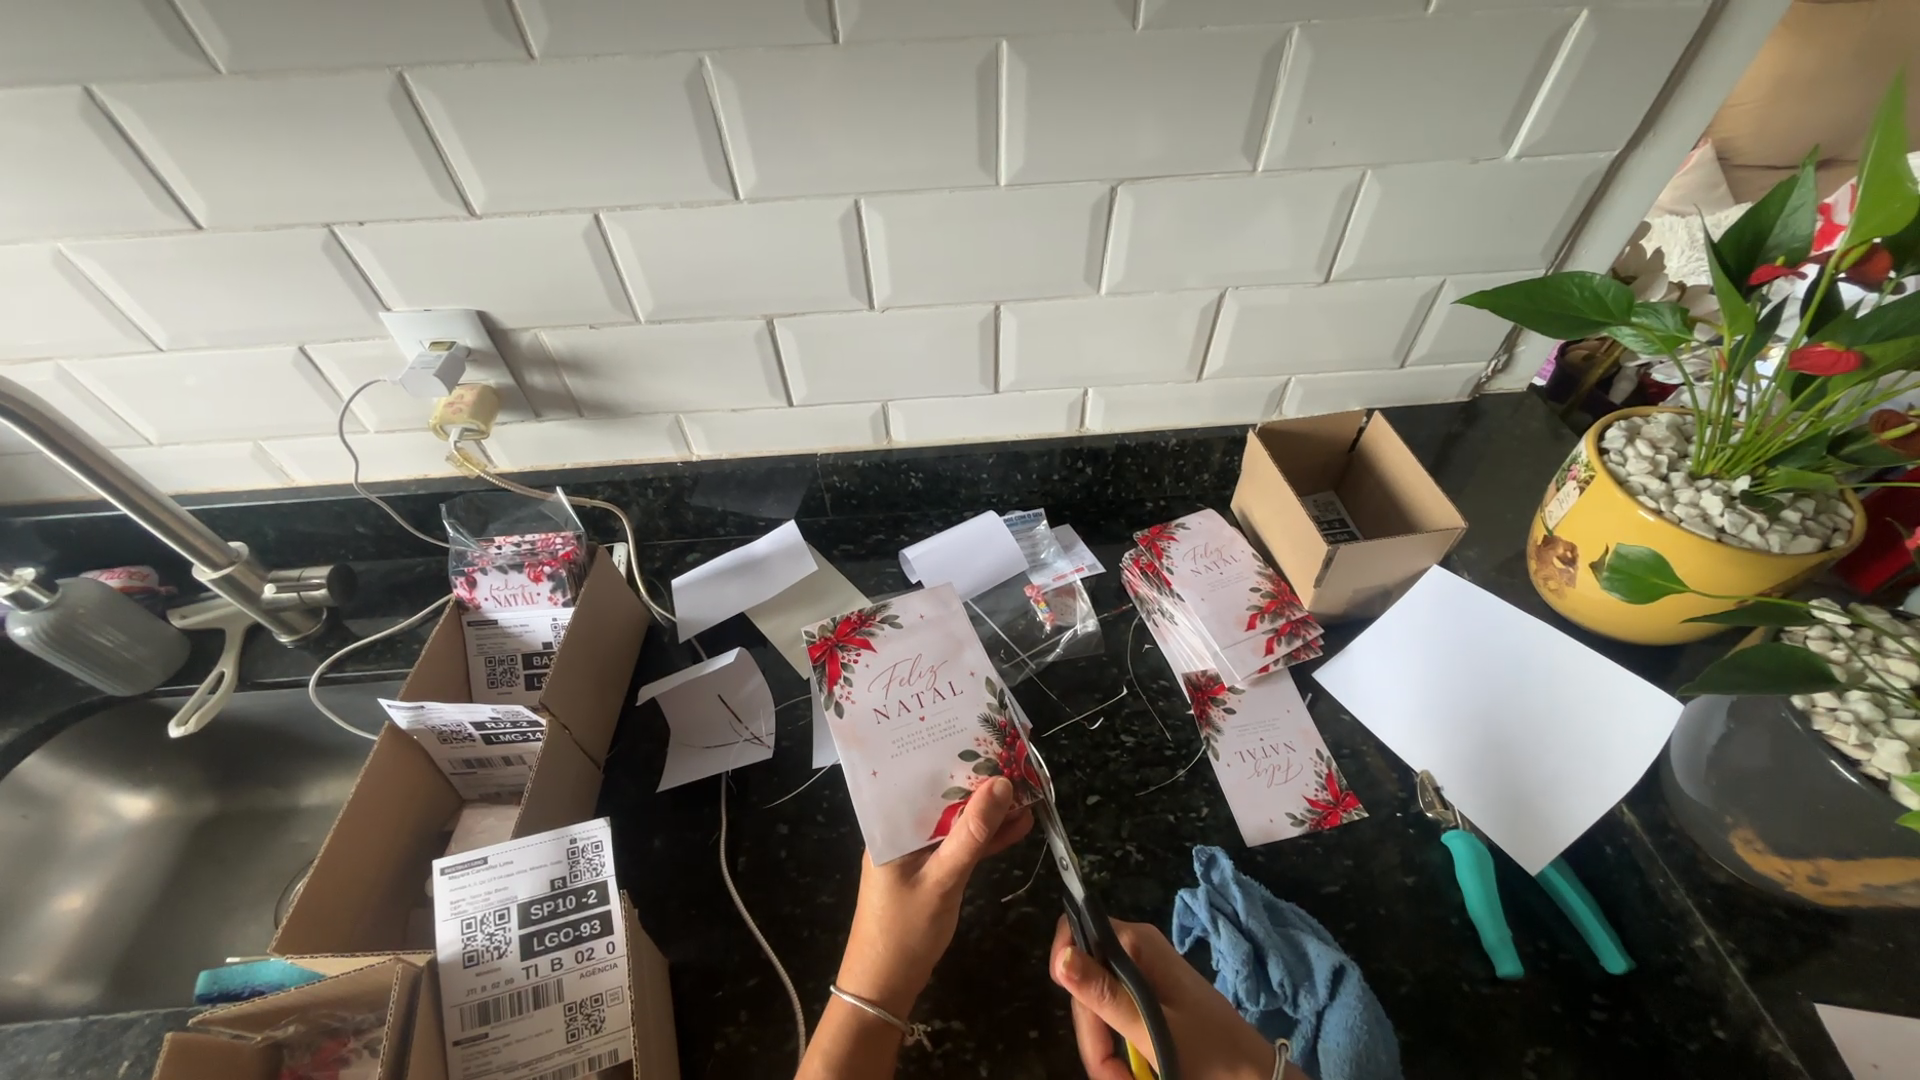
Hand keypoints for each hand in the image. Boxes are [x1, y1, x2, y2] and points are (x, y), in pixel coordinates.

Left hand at [835, 777, 1033, 1015]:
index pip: (923, 776)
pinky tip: (1019, 825)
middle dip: (979, 779)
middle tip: (1017, 759)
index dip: (956, 754)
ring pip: (958, 818)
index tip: (989, 736)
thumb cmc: (903, 932)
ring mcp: (919, 849)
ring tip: (1029, 789)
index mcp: (890, 823)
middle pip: (944, 794)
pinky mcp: (934, 869)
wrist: (883, 990)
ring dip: (990, 808)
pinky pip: (963, 843)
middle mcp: (902, 829)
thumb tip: (1001, 783)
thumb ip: (972, 833)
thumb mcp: (943, 879)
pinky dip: (988, 836)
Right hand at [1050, 916, 1285, 1079]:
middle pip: (1086, 981)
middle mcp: (1137, 952)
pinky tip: (1131, 1077)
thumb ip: (1106, 996)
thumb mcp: (1153, 1031)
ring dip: (1104, 1049)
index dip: (1064, 960)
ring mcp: (1143, 977)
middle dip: (1092, 1032)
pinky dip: (1117, 1051)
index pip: (1079, 929)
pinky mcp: (1149, 1002)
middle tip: (1109, 1077)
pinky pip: (1116, 1018)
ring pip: (1098, 1006)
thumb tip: (1060, 957)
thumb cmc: (1212, 1055)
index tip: (1066, 1001)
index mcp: (1138, 944)